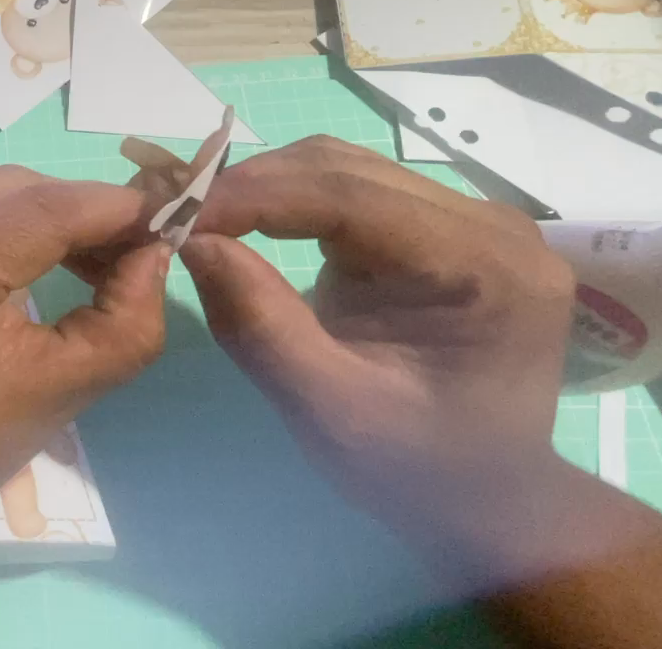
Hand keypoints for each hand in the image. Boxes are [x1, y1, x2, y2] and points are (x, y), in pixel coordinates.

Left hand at [0, 165, 170, 564]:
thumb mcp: (57, 392)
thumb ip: (125, 319)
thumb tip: (155, 248)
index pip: (46, 208)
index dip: (117, 208)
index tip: (170, 219)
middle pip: (12, 186)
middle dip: (79, 211)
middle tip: (128, 252)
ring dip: (35, 211)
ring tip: (80, 256)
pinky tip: (17, 254)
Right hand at [178, 137, 577, 560]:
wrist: (479, 495)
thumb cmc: (412, 465)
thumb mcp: (325, 407)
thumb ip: (258, 322)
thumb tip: (191, 239)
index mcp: (485, 268)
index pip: (349, 198)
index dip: (253, 196)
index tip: (178, 217)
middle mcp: (485, 225)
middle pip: (340, 168)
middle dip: (247, 185)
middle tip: (175, 214)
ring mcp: (460, 219)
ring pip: (333, 165)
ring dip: (256, 185)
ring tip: (198, 217)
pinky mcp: (426, 224)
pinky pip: (336, 186)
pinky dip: (275, 197)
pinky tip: (237, 219)